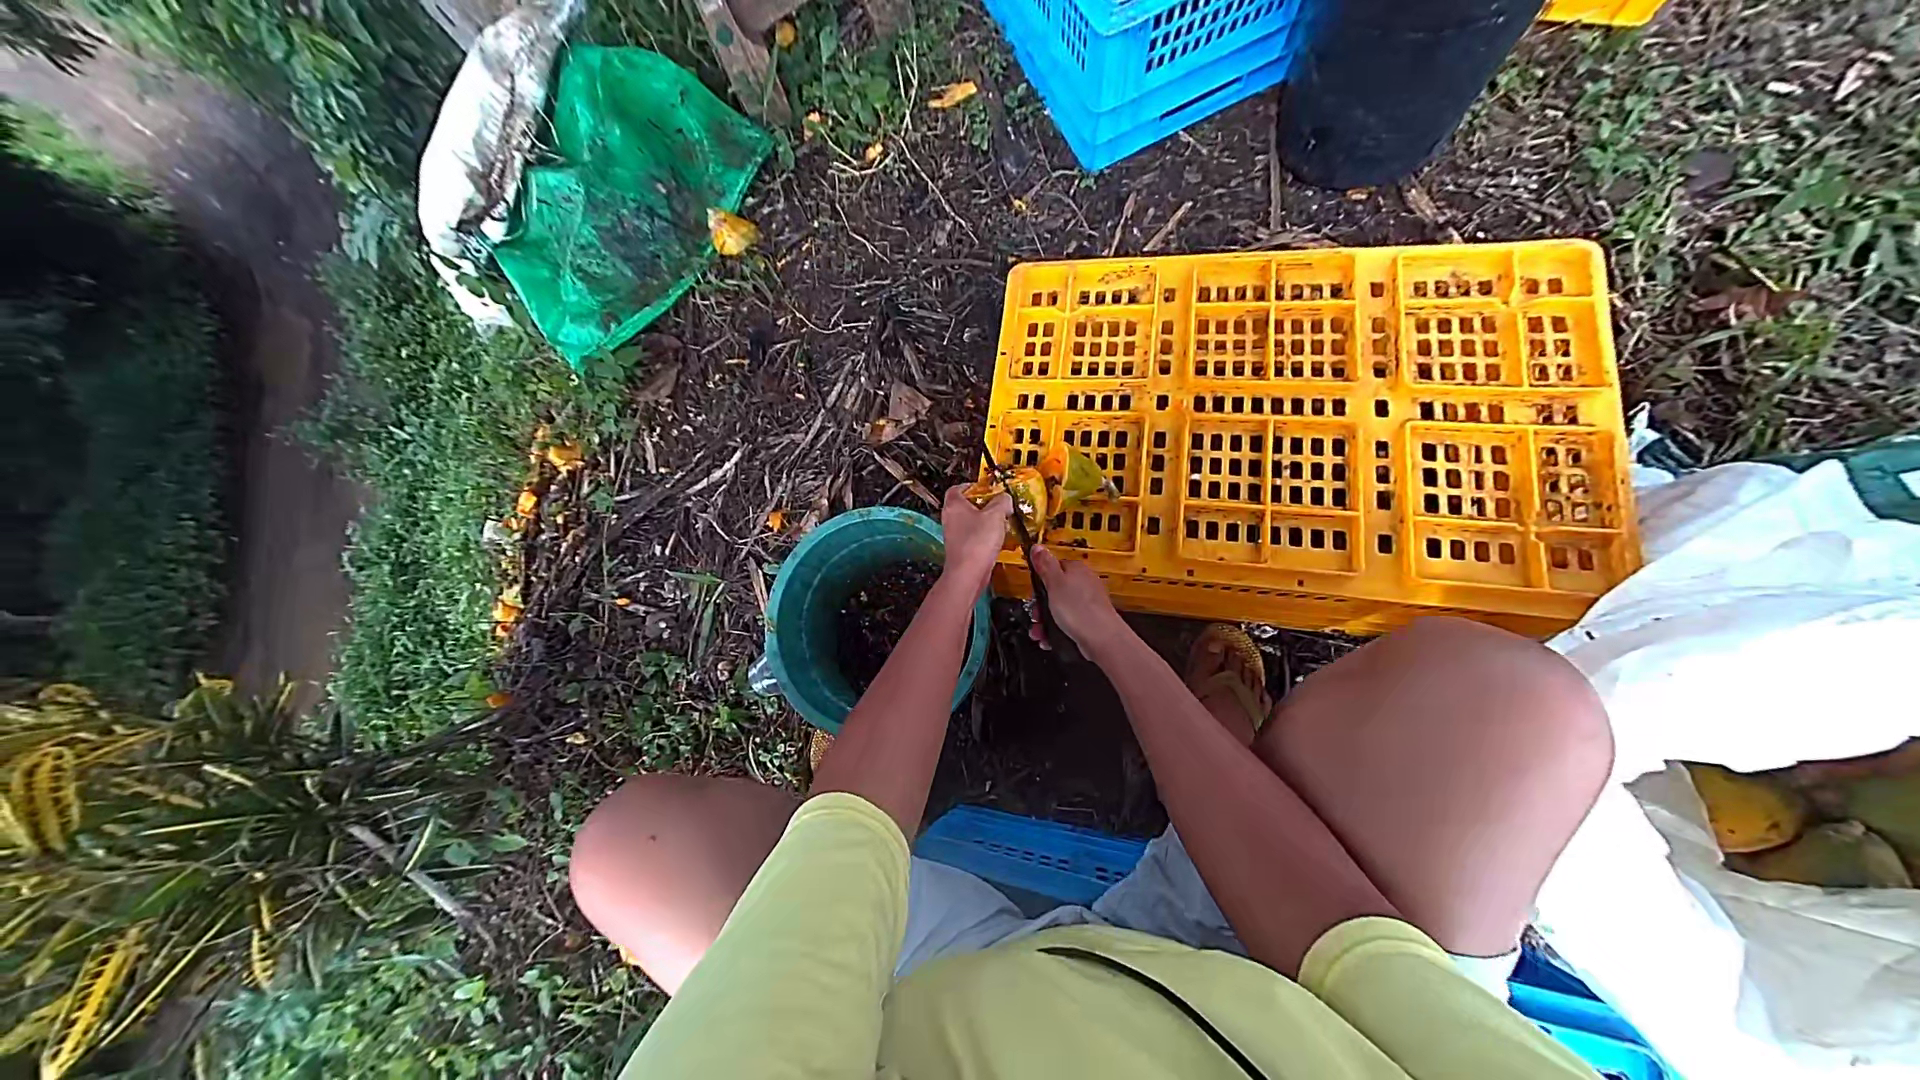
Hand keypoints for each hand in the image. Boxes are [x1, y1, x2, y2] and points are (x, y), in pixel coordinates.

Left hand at [941, 484, 1009, 594]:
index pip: (957, 488)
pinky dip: (983, 535)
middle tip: (997, 504)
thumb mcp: (996, 515)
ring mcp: (954, 534)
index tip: (986, 488)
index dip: (972, 486)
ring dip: (984, 520)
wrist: (968, 573)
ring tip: (999, 521)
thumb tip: (1005, 498)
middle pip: (965, 505)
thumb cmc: (976, 543)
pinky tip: (995, 539)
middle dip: (982, 504)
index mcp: (954, 505)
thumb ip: (1002, 502)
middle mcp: (950, 518)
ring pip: (969, 521)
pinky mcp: (960, 548)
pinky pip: (972, 536)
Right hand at [1028, 545, 1127, 654]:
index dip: (1040, 580)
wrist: (1101, 639)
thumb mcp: (1055, 584)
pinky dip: (1055, 630)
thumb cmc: (1081, 610)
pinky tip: (1049, 638)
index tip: (1032, 589)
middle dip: (1040, 605)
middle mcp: (1083, 584)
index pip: (1054, 567)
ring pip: (1058, 609)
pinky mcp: (1087, 621)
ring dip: (1045, 620)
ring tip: (1039, 631)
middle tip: (1035, 613)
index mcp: (1076, 569)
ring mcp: (1086, 603)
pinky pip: (1066, 623)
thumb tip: (1037, 547)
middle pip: (1054, 590)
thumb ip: (1045, 565)